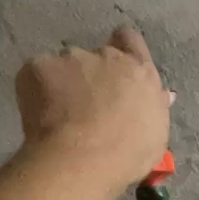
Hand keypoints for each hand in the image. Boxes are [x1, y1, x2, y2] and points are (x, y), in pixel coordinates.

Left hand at [14, 26, 170, 191]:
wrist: (83, 159)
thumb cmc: (129, 153)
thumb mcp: (156, 133)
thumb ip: (154, 107)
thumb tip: (162, 94)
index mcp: (139, 71)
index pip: (130, 40)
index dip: (121, 48)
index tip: (114, 67)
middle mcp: (107, 56)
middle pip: (95, 56)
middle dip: (90, 74)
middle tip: (85, 105)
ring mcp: (71, 58)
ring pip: (64, 66)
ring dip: (62, 82)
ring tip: (58, 115)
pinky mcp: (38, 66)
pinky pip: (35, 74)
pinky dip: (36, 90)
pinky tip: (39, 114)